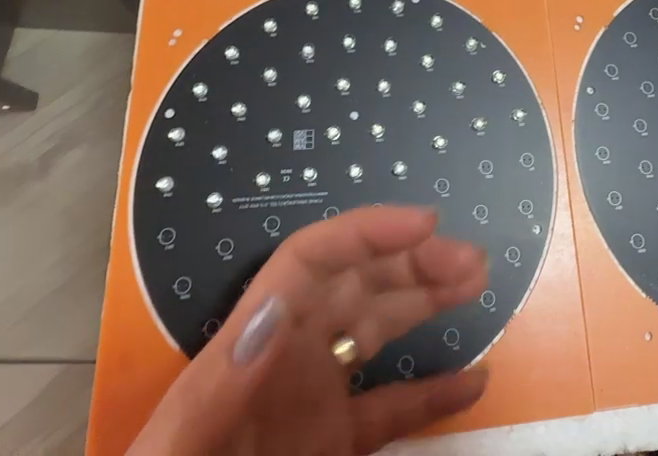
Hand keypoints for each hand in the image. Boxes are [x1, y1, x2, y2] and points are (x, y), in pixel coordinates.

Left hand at [128, 206, 490, 455]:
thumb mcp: (180, 442)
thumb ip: (221, 382)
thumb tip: (277, 307)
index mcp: (255, 341)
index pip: (313, 260)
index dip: (369, 231)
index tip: (427, 223)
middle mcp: (291, 353)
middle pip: (358, 282)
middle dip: (415, 260)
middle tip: (472, 259)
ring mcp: (314, 397)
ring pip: (379, 329)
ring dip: (428, 301)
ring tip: (476, 282)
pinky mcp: (333, 442)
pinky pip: (391, 409)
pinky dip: (433, 394)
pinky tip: (473, 380)